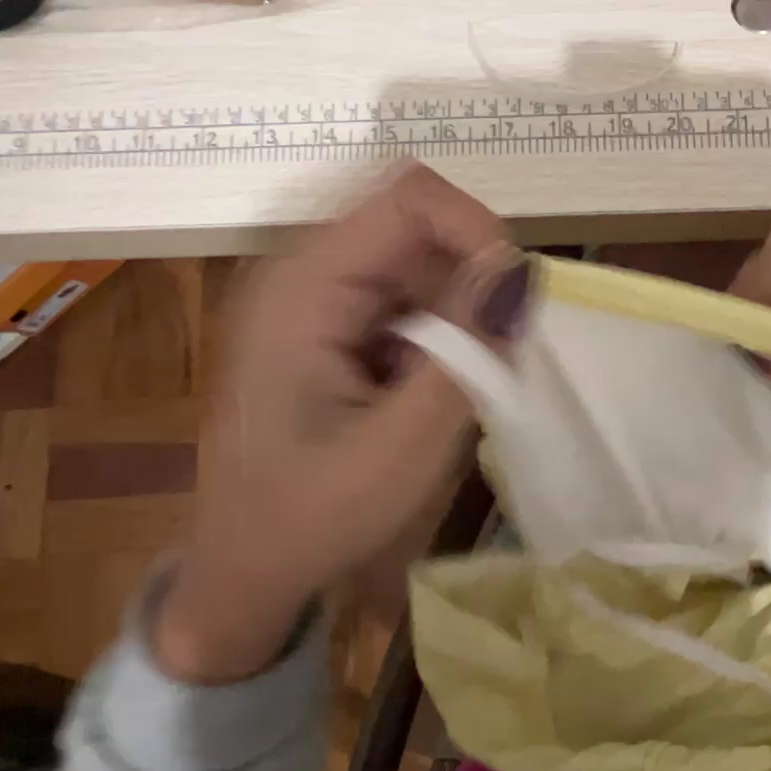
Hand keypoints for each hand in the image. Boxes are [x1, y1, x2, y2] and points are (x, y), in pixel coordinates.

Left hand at [155, 163, 529, 683]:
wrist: (248, 570)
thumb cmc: (313, 518)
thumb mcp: (403, 446)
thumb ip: (466, 354)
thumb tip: (521, 274)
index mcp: (305, 289)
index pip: (408, 200)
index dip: (476, 229)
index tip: (516, 301)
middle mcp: (305, 274)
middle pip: (417, 224)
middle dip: (472, 278)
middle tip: (493, 353)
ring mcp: (317, 299)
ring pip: (420, 262)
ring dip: (460, 311)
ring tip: (458, 383)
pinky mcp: (332, 326)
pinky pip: (408, 298)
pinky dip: (442, 332)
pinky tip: (431, 389)